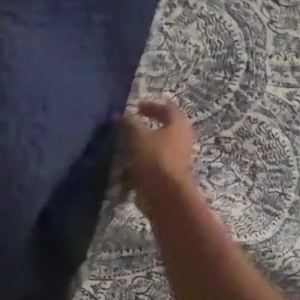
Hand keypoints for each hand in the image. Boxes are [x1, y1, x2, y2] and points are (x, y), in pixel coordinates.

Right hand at [119, 99, 198, 213]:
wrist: (164, 194)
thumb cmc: (154, 158)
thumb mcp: (136, 135)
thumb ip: (128, 123)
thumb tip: (119, 116)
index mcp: (178, 126)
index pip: (168, 108)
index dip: (152, 105)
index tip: (136, 107)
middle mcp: (181, 141)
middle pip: (163, 129)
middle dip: (144, 128)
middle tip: (127, 127)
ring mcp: (175, 160)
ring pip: (155, 148)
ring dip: (139, 147)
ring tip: (120, 147)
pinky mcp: (166, 176)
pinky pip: (150, 165)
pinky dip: (137, 165)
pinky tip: (122, 168)